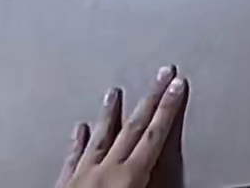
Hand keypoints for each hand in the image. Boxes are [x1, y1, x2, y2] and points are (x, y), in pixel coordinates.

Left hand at [55, 66, 190, 187]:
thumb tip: (174, 183)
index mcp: (128, 180)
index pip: (154, 136)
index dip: (168, 108)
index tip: (177, 84)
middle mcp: (105, 171)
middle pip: (134, 127)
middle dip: (151, 97)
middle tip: (162, 73)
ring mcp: (80, 177)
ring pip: (100, 136)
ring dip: (110, 113)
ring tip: (114, 91)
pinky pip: (71, 159)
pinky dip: (77, 142)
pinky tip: (79, 128)